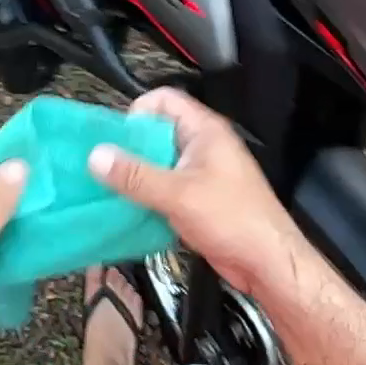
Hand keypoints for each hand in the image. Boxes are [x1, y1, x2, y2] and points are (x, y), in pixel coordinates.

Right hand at [89, 87, 309, 300]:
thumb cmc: (233, 220)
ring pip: (160, 161)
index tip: (118, 138)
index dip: (138, 112)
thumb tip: (96, 156)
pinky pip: (166, 185)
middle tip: (108, 166)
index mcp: (204, 130)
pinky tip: (132, 209)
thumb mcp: (178, 194)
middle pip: (158, 131)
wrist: (269, 265)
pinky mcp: (200, 197)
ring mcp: (202, 172)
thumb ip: (135, 175)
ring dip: (138, 173)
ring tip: (114, 189)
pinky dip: (149, 193)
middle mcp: (203, 144)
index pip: (163, 99)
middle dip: (132, 147)